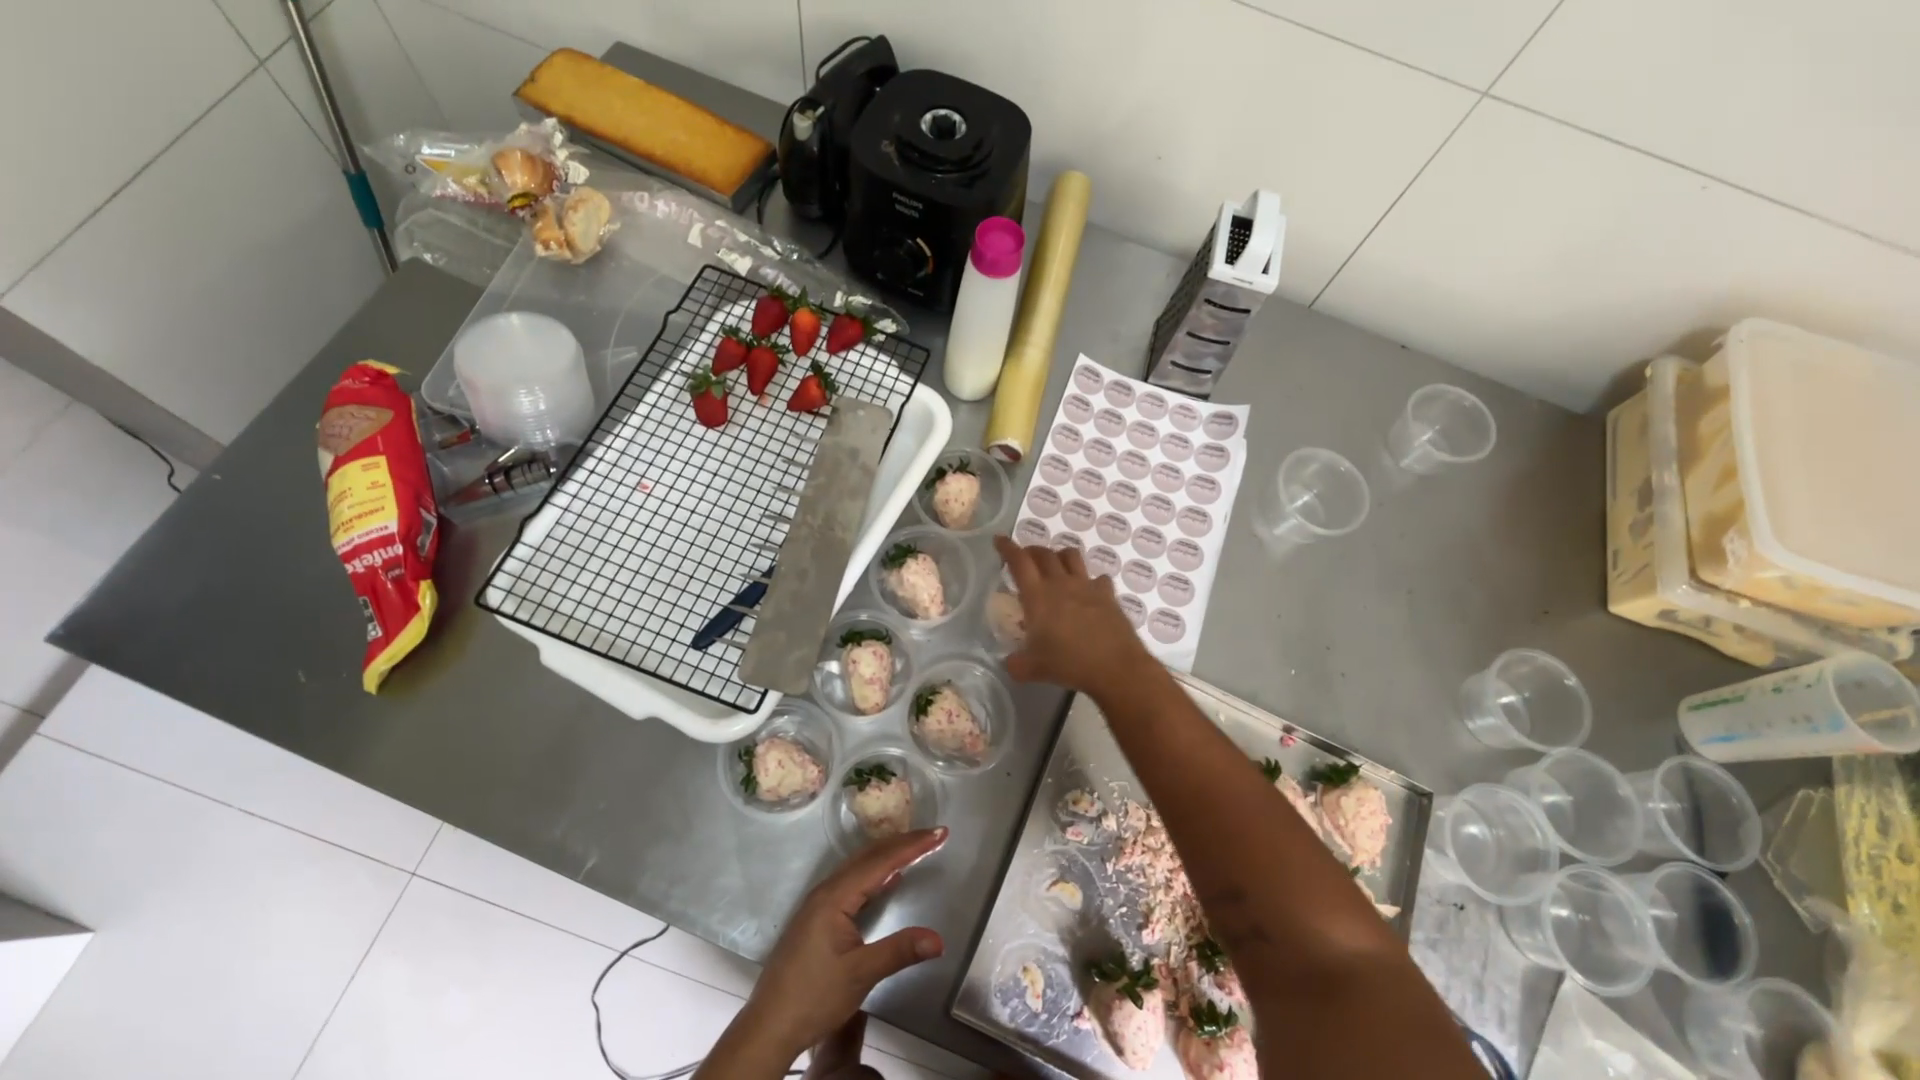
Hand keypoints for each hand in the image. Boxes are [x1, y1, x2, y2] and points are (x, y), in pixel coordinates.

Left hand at [740, 828, 947, 1059]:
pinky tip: (887, 880)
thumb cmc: (814, 997)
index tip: (940, 833)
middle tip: (934, 835)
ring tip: (916, 849)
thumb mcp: (860, 974)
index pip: (879, 862)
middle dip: (902, 844)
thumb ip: (899, 951)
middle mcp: (824, 893)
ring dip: (888, 856)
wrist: (770, 1026)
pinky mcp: (817, 919)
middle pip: (867, 858)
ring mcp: (818, 905)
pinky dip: (874, 874)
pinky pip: (851, 884)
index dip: (912, 846)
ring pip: (858, 869)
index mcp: (834, 898)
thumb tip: (939, 939)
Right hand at [995, 536, 1154, 694]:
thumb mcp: (1032, 669)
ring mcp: (1087, 586)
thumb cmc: (1069, 664)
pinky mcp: (1108, 595)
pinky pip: (1098, 578)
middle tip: (1025, 558)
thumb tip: (1010, 663)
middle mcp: (1061, 583)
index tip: (1000, 540)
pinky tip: (1088, 591)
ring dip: (1059, 555)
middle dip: (1031, 551)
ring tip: (1055, 566)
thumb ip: (1017, 664)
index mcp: (1038, 596)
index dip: (1007, 548)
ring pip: (1071, 556)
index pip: (1019, 562)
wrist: (1115, 667)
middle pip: (1044, 554)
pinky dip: (1090, 580)